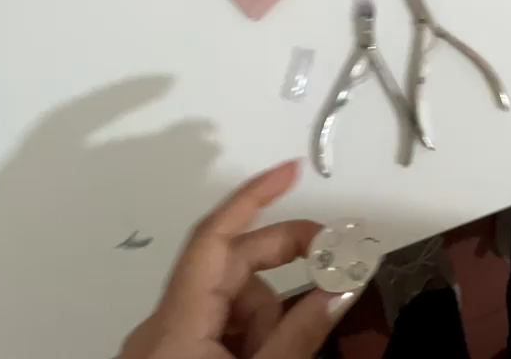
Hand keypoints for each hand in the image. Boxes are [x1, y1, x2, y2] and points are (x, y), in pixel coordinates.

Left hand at [118, 160, 360, 358]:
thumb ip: (301, 334)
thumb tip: (346, 281)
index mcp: (177, 325)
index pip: (215, 238)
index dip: (254, 197)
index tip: (294, 170)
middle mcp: (164, 327)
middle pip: (232, 266)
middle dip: (286, 262)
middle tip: (337, 264)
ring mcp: (163, 349)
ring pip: (231, 301)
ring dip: (270, 314)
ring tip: (288, 353)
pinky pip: (220, 329)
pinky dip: (252, 335)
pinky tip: (270, 358)